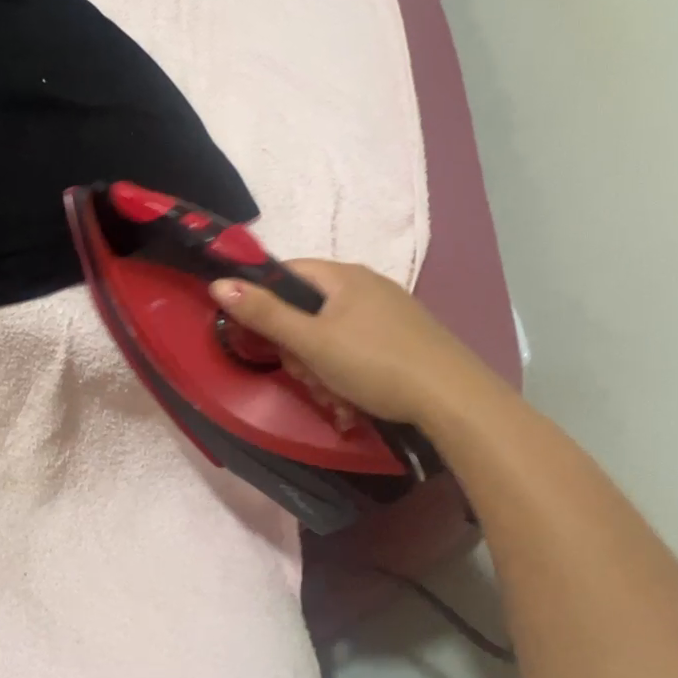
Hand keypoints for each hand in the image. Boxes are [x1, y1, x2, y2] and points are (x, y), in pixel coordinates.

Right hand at [208, 260, 507, 430]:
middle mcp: (367, 286)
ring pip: (331, 334)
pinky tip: (353, 400)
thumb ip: (263, 313)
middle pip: (307, 308)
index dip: (265, 300)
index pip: (286, 272)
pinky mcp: (407, 341)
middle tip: (304, 373)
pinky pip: (358, 349)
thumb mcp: (310, 342)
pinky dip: (348, 374)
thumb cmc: (376, 364)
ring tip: (332, 395)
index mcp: (343, 276)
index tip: (261, 334)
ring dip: (321, 367)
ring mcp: (391, 313)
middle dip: (297, 346)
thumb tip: (218, 283)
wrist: (459, 404)